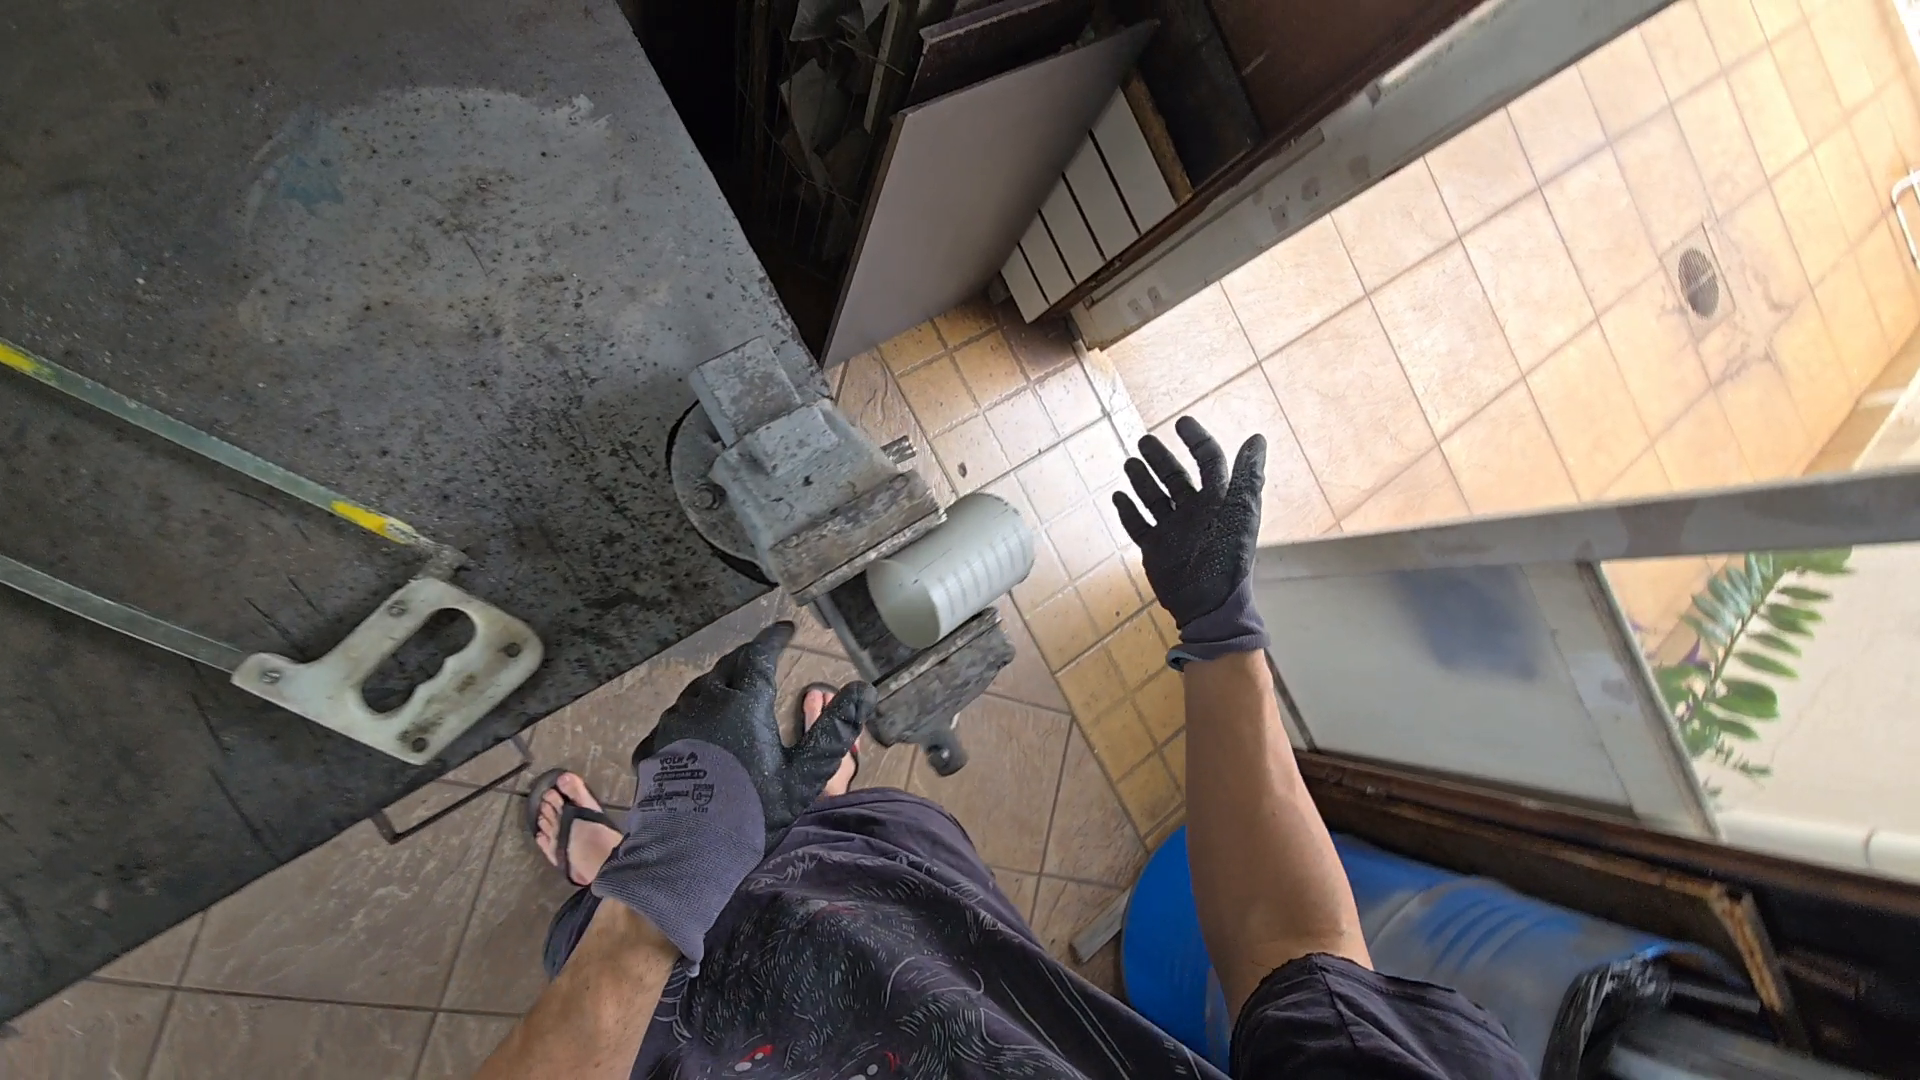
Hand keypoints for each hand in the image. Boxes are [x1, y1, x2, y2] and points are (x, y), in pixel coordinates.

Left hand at [591, 622, 873, 969]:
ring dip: (720, 684)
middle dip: (748, 657)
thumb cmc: (753, 816)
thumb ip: (836, 729)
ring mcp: (673, 726)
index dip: (774, 638)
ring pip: (698, 690)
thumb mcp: (805, 775)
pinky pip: (676, 718)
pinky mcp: (653, 748)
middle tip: (764, 657)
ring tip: (736, 692)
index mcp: (743, 704)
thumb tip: (864, 689)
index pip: (759, 654)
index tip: (786, 629)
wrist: (687, 861)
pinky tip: (703, 730)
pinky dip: (695, 713)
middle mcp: (703, 704)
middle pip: (727, 666)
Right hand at [1113, 416, 1269, 664]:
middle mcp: (1195, 512)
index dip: (1197, 441)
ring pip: (1154, 498)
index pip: (1208, 462)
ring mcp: (1173, 531)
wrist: (1208, 602)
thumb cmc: (1228, 555)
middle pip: (1175, 477)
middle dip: (1160, 458)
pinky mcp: (1154, 549)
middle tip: (1144, 441)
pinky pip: (1138, 525)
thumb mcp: (1241, 511)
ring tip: (1129, 463)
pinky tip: (1118, 496)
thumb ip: (1248, 476)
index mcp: (1218, 501)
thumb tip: (1256, 437)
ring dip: (1142, 480)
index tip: (1181, 423)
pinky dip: (1128, 511)